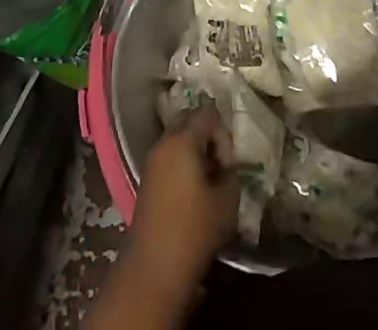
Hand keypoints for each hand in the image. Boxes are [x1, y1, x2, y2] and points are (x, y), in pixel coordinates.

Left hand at [130, 109, 238, 275]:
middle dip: (209, 139)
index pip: (208, 114)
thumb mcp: (227, 199)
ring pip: (178, 139)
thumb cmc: (195, 228)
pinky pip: (169, 156)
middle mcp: (163, 142)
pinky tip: (193, 191)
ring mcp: (151, 159)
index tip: (227, 165)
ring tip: (208, 182)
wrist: (155, 264)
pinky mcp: (147, 177)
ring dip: (195, 152)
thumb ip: (230, 172)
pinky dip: (183, 163)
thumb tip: (225, 165)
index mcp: (182, 140)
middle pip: (189, 122)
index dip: (223, 135)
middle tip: (220, 168)